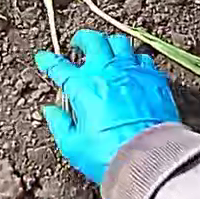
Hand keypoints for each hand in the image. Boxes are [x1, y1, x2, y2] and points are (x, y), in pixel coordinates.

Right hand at [36, 31, 180, 182]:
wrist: (150, 159)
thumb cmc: (110, 155)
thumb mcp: (73, 145)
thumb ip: (59, 124)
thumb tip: (51, 110)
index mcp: (84, 87)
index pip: (60, 67)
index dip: (49, 62)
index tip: (44, 59)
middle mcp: (108, 72)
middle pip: (93, 41)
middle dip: (82, 39)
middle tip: (78, 45)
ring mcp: (134, 72)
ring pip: (120, 43)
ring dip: (109, 45)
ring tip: (106, 53)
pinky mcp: (154, 78)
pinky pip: (143, 57)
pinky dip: (134, 59)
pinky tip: (132, 68)